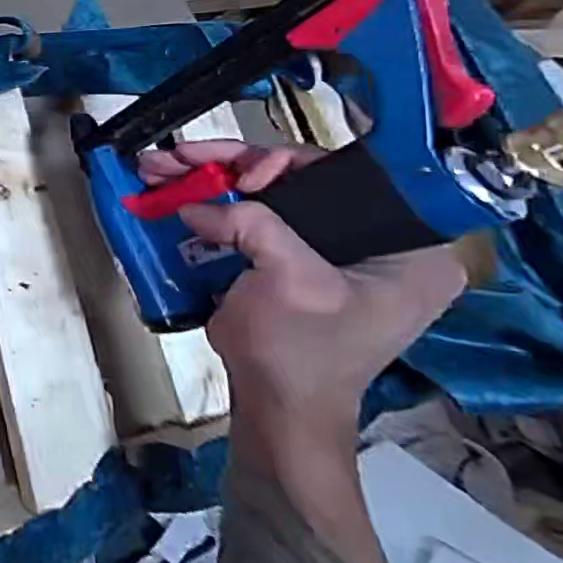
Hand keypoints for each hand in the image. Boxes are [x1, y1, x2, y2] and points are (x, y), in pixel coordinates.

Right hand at [138, 140, 465, 434]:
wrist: (276, 407)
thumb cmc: (301, 353)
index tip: (242, 176)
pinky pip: (247, 215)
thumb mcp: (291, 283)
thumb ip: (254, 226)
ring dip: (207, 179)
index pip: (343, 176)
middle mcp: (370, 239)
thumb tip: (196, 205)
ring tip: (158, 167)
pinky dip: (208, 203)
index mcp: (404, 246)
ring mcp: (323, 248)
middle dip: (228, 165)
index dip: (285, 164)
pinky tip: (170, 191)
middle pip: (291, 177)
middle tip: (179, 155)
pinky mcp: (286, 258)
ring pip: (261, 192)